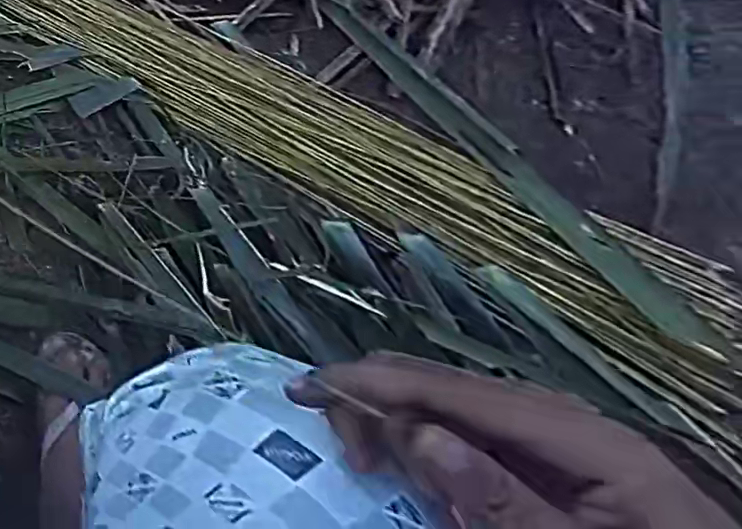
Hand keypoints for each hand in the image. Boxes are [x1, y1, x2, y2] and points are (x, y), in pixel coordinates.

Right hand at [289, 353, 736, 528]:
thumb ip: (508, 503)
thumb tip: (416, 436)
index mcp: (578, 433)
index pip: (442, 385)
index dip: (366, 382)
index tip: (304, 390)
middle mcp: (557, 413)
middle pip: (431, 379)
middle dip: (372, 402)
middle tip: (351, 454)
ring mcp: (550, 428)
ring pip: (437, 396)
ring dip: (395, 424)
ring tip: (384, 470)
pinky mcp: (543, 448)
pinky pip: (461, 423)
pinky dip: (425, 440)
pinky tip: (424, 474)